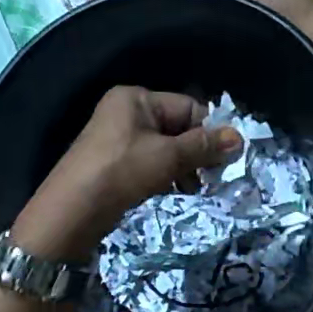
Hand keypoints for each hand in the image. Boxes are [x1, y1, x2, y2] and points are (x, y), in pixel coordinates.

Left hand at [12, 87, 240, 261]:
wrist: (72, 212)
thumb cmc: (122, 172)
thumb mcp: (168, 157)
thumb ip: (205, 146)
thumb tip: (240, 138)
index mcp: (137, 99)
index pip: (188, 107)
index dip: (209, 132)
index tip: (226, 158)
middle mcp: (126, 111)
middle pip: (178, 126)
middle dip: (197, 152)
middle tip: (213, 176)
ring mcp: (119, 137)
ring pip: (167, 147)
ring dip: (184, 167)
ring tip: (195, 189)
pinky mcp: (115, 162)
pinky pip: (151, 161)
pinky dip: (167, 174)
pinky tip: (175, 191)